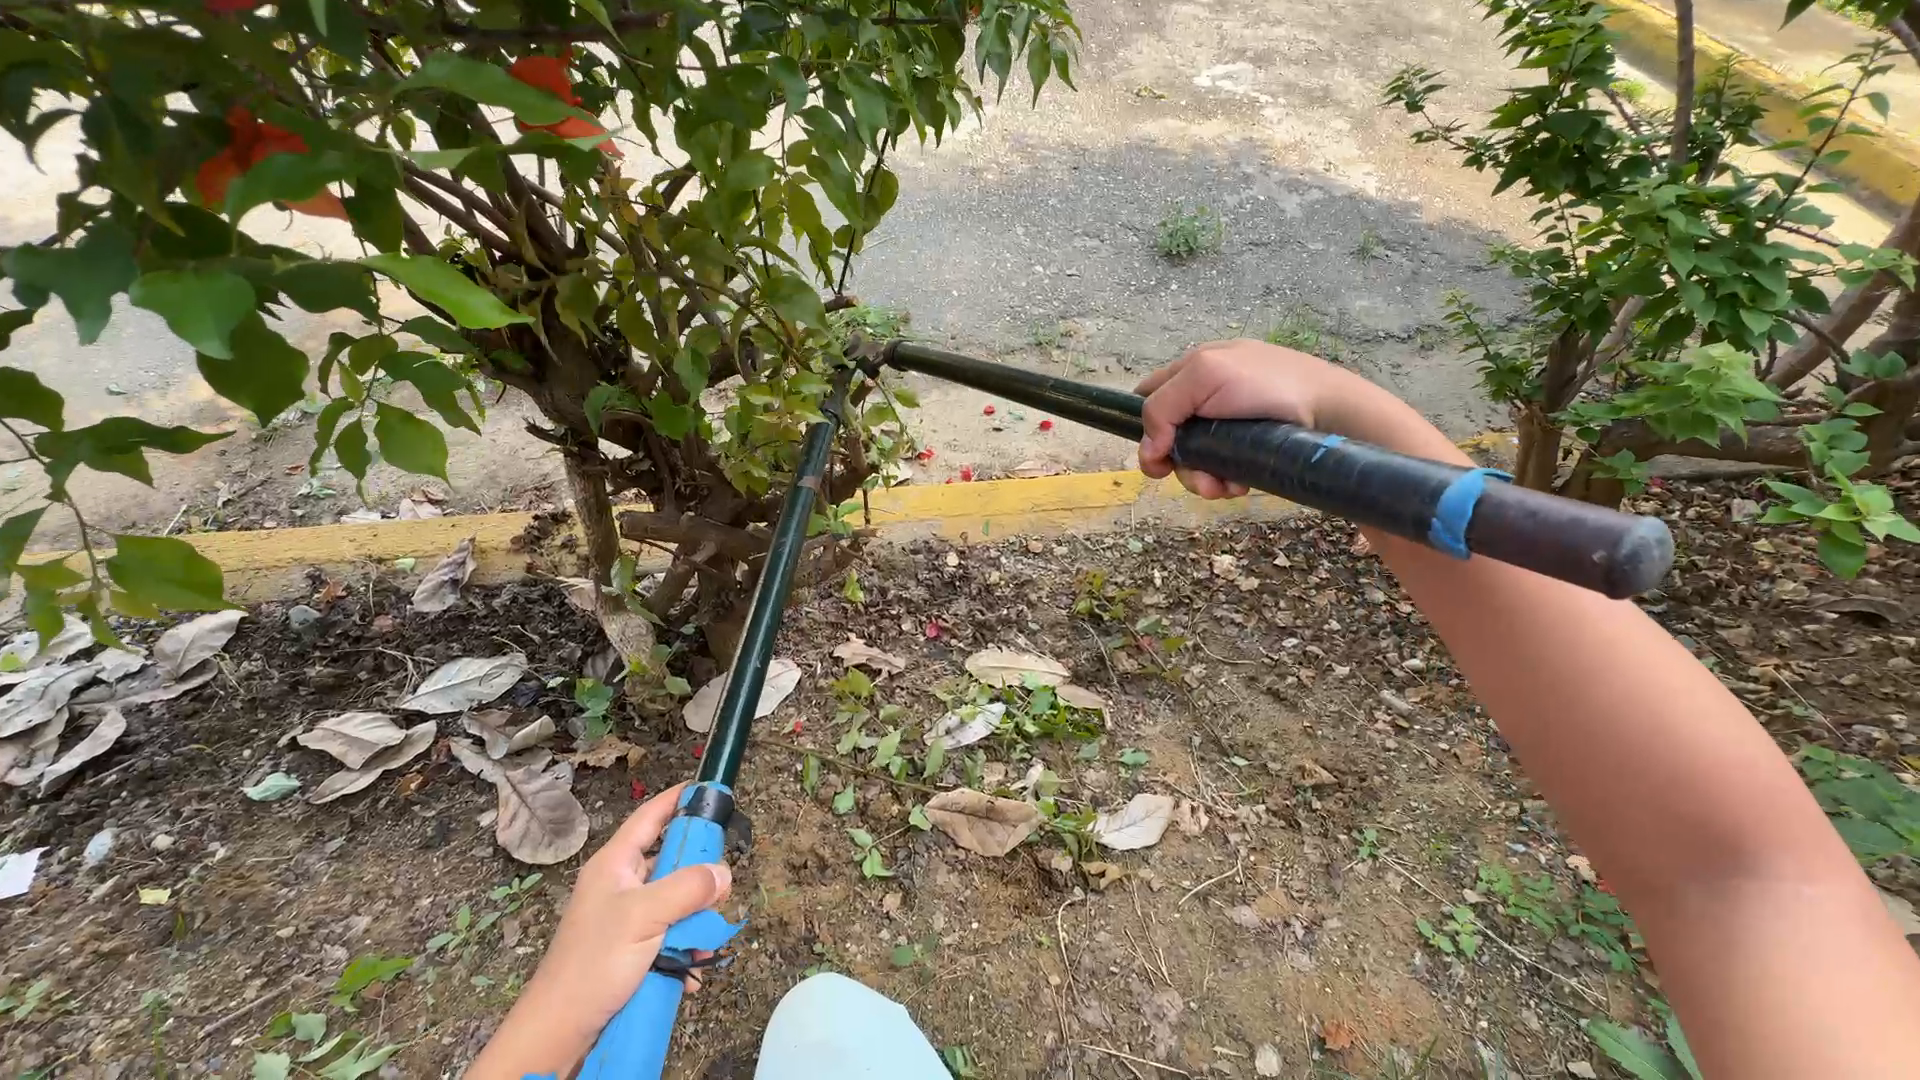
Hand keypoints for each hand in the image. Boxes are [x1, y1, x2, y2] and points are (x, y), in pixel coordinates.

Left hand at [469, 783, 732, 1079]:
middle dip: (699, 875)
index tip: (712, 791)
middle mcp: (620, 883)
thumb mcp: (645, 917)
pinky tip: (690, 968)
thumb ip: (687, 888)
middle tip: (720, 890)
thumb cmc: (594, 964)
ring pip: (674, 900)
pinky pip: (669, 932)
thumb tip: (723, 872)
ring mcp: (624, 915)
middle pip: (670, 860)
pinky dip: (684, 946)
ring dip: (694, 919)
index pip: (651, 816)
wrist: (557, 1031)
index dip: (680, 799)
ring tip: (705, 941)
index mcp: (615, 863)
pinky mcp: (630, 945)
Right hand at [1135, 339, 1460, 498]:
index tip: (1155, 455)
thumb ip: (1162, 406)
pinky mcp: (1248, 451)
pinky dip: (1224, 482)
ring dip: (1201, 478)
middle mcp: (1207, 399)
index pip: (1149, 398)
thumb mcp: (1204, 375)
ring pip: (1193, 461)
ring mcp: (1228, 427)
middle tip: (1198, 477)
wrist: (1331, 412)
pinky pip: (1220, 472)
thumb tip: (1149, 449)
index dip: (1144, 427)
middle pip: (1168, 438)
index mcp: (1194, 371)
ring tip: (1224, 486)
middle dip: (1178, 463)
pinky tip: (1240, 485)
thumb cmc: (1269, 384)